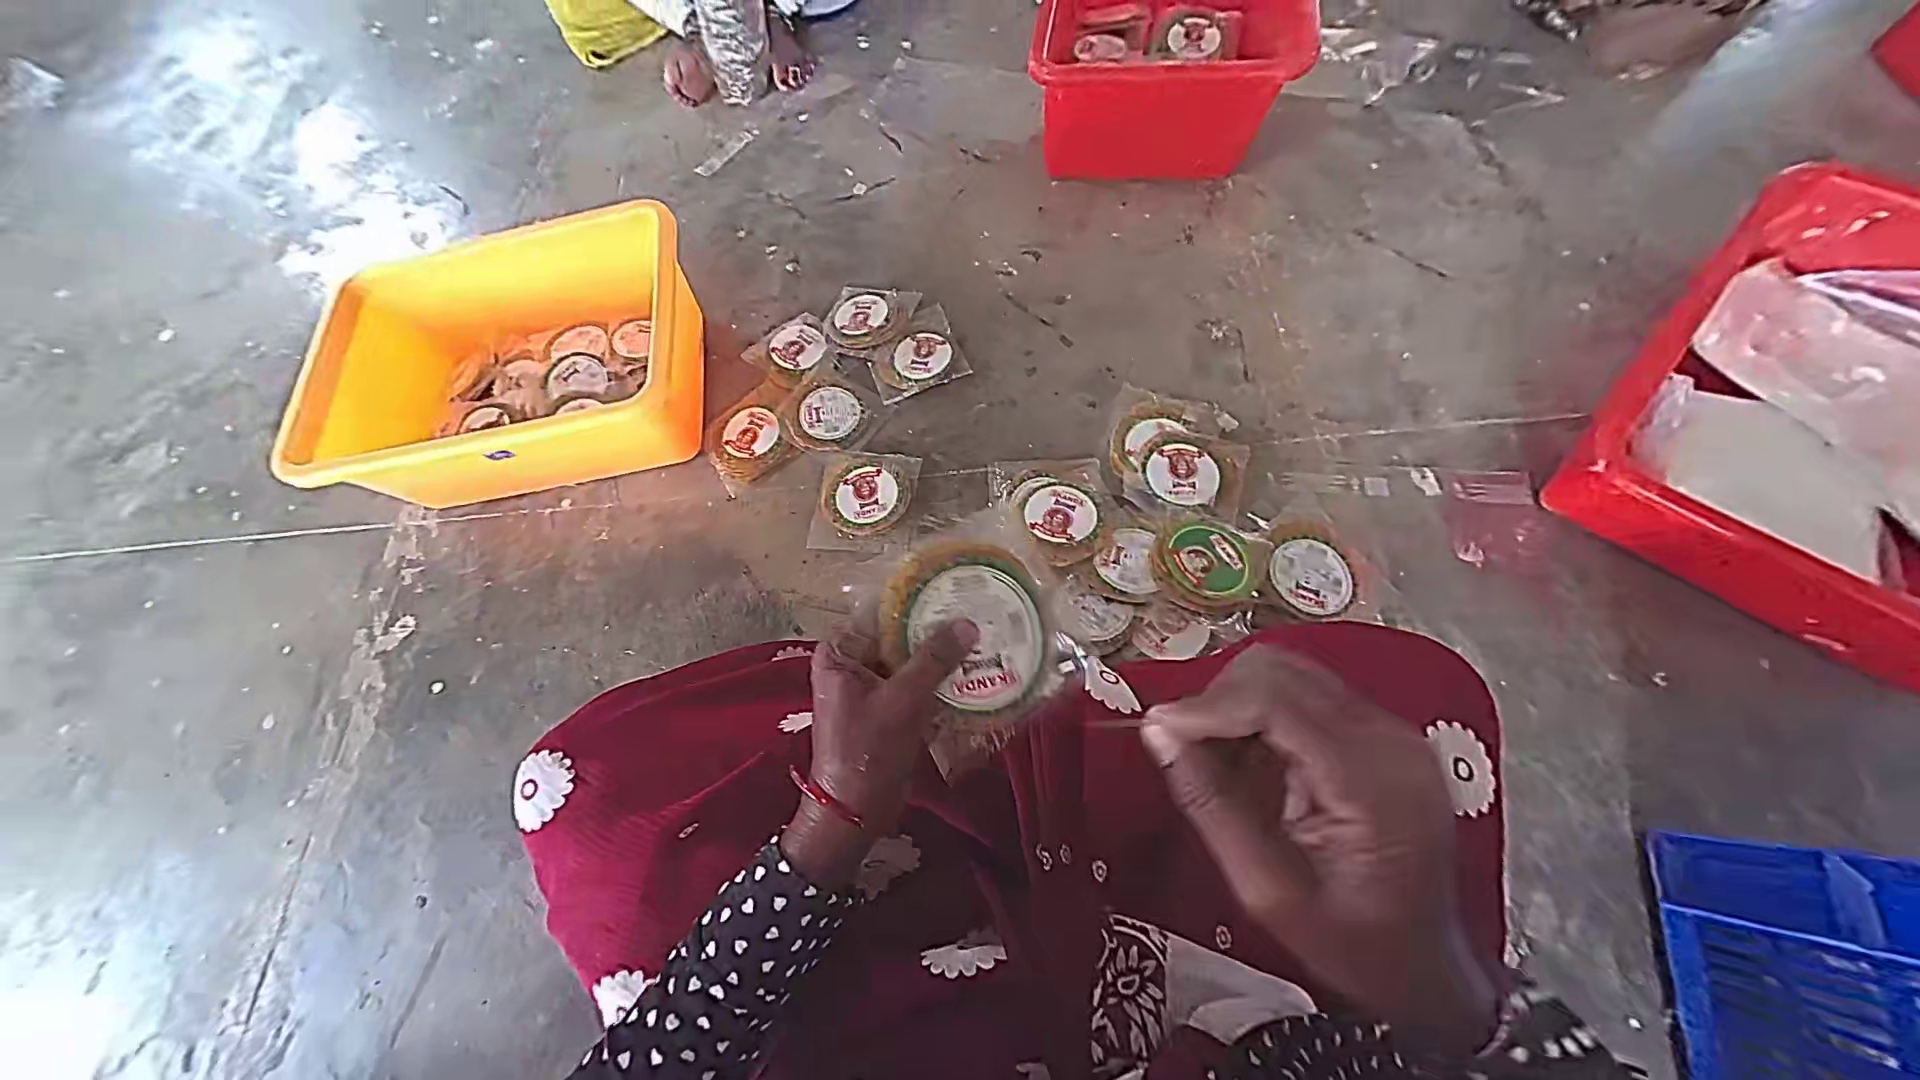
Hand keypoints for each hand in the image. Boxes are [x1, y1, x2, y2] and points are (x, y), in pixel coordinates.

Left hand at [779, 612, 977, 886]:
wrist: (856, 812)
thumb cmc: (868, 750)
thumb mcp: (902, 701)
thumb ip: (934, 660)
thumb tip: (967, 623)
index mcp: (842, 652)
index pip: (881, 612)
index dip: (917, 601)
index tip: (954, 589)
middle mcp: (853, 662)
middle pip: (899, 635)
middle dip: (936, 630)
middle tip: (977, 613)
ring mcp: (872, 686)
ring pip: (911, 659)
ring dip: (943, 655)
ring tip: (983, 639)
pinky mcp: (889, 707)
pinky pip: (916, 683)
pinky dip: (940, 679)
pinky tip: (974, 672)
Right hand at [1140, 645, 1499, 1054]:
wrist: (1425, 965)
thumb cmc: (1348, 941)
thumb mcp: (1264, 889)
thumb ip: (1208, 803)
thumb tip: (1156, 730)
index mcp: (1370, 782)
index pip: (1275, 702)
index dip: (1207, 705)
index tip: (1158, 725)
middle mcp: (1388, 738)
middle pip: (1277, 673)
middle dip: (1217, 700)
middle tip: (1186, 747)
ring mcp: (1388, 728)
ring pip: (1284, 671)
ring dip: (1234, 701)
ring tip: (1215, 753)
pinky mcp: (1377, 727)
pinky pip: (1299, 690)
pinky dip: (1256, 709)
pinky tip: (1246, 753)